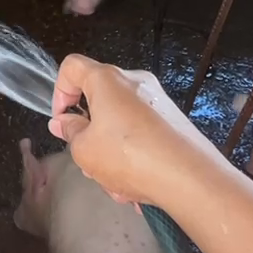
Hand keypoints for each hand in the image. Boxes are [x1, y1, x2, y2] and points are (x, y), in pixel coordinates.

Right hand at [48, 55, 220, 206]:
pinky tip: (137, 185)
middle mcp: (135, 82)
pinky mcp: (175, 122)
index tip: (62, 121)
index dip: (59, 92)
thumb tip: (63, 122)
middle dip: (88, 130)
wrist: (194, 180)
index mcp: (107, 79)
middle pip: (98, 98)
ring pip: (119, 121)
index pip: (71, 67)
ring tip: (115, 182)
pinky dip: (134, 154)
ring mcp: (158, 101)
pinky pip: (142, 133)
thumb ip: (69, 133)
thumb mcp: (84, 150)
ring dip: (110, 149)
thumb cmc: (130, 157)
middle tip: (88, 159)